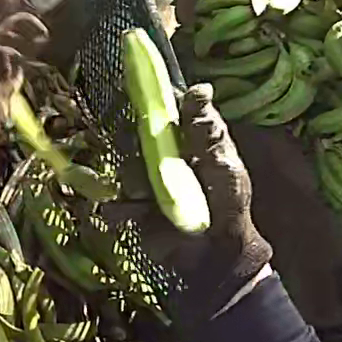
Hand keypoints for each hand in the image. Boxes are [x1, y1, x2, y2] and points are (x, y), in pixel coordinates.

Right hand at [138, 84, 273, 327]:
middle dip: (137, 146)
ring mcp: (142, 179)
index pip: (159, 108)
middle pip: (132, 134)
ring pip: (123, 168)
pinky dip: (121, 208)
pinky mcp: (130, 206)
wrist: (216, 254)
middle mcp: (158, 153)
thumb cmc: (227, 203)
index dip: (148, 98)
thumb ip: (208, 131)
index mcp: (183, 137)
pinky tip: (138, 213)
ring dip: (135, 182)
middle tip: (154, 162)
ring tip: (152, 198)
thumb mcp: (224, 164)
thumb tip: (202, 87)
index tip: (138, 92)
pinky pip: (113, 202)